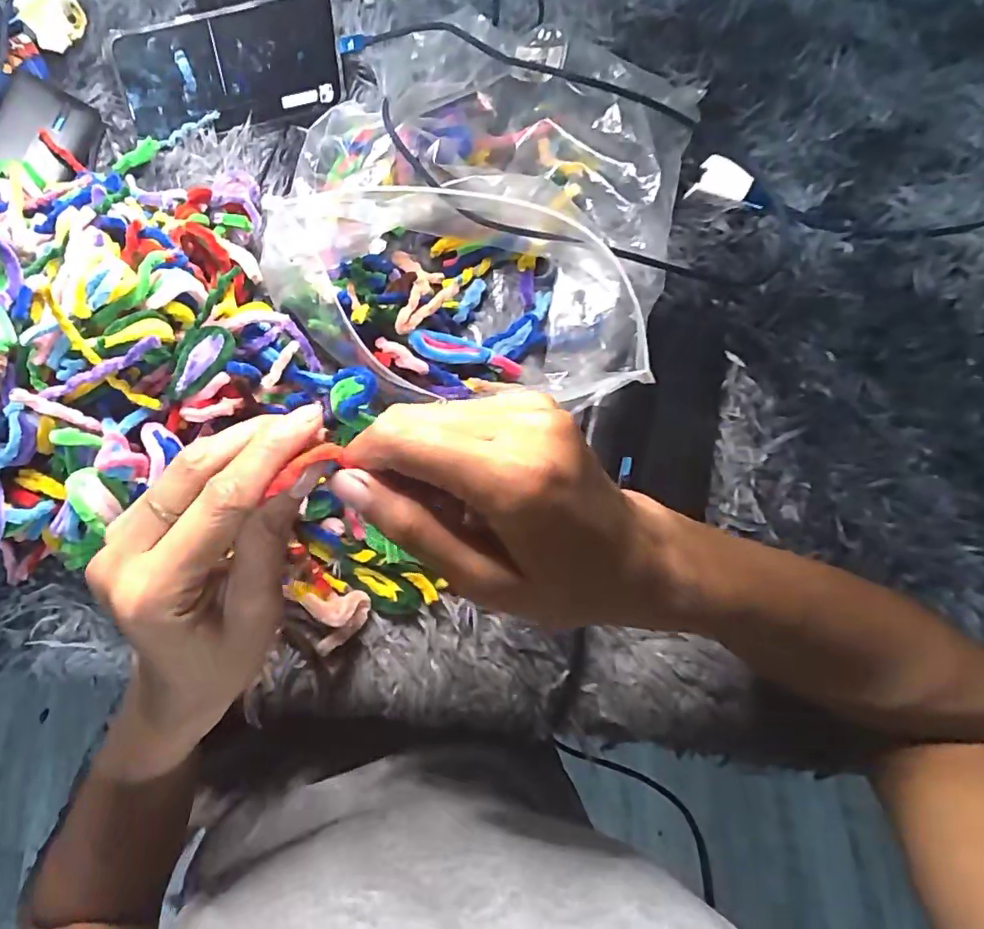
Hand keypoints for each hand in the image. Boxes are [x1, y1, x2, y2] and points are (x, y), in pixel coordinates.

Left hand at [86, 406, 324, 777]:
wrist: (170, 689)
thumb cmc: (219, 669)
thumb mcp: (256, 619)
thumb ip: (267, 545)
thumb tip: (298, 475)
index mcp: (151, 588)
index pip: (217, 504)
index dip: (267, 457)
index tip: (310, 423)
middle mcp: (118, 553)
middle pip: (190, 474)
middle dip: (251, 440)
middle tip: (303, 420)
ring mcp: (112, 536)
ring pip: (180, 469)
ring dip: (236, 444)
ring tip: (285, 429)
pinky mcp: (121, 526)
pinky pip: (175, 482)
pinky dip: (218, 462)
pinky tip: (252, 450)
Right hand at [330, 393, 697, 631]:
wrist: (638, 554)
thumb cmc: (561, 585)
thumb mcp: (479, 581)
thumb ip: (409, 528)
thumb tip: (345, 481)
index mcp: (511, 476)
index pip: (402, 437)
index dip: (363, 458)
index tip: (358, 494)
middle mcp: (520, 423)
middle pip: (410, 418)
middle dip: (386, 457)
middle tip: (403, 505)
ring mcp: (529, 403)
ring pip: (427, 412)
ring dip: (415, 452)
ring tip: (444, 498)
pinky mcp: (530, 397)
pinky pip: (454, 411)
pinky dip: (442, 443)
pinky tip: (465, 477)